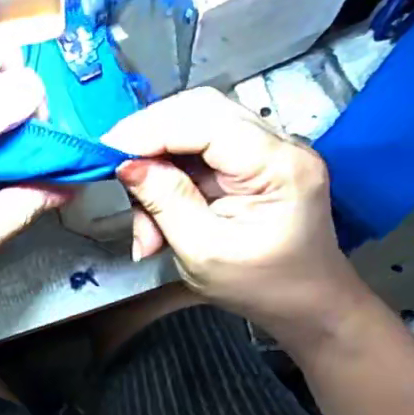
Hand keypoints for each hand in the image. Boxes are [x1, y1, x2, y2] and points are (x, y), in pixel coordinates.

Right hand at [99, 88, 377, 348]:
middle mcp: (279, 143)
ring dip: (157, 163)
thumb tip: (126, 164)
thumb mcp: (204, 252)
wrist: (306, 304)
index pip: (206, 122)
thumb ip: (166, 202)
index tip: (107, 150)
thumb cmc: (260, 287)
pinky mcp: (252, 159)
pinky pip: (199, 149)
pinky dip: (169, 174)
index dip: (151, 129)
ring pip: (194, 127)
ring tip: (145, 221)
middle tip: (117, 172)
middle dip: (150, 138)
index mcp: (278, 166)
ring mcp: (267, 147)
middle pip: (201, 110)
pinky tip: (158, 212)